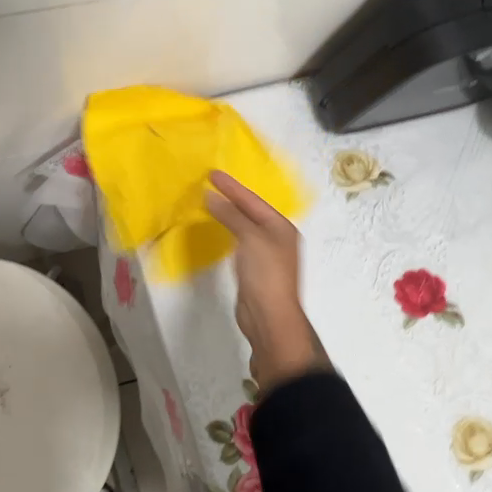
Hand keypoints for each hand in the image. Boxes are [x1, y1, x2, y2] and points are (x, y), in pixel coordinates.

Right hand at [206, 170, 327, 390]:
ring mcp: (267, 255)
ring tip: (212, 203)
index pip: (252, 201)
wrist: (270, 317)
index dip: (232, 187)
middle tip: (210, 184)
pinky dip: (229, 231)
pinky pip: (241, 242)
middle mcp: (277, 238)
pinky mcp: (256, 270)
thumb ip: (232, 215)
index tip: (211, 174)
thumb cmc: (265, 274)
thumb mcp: (249, 238)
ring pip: (246, 226)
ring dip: (230, 214)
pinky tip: (220, 230)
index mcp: (281, 227)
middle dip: (232, 198)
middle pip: (252, 212)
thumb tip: (211, 196)